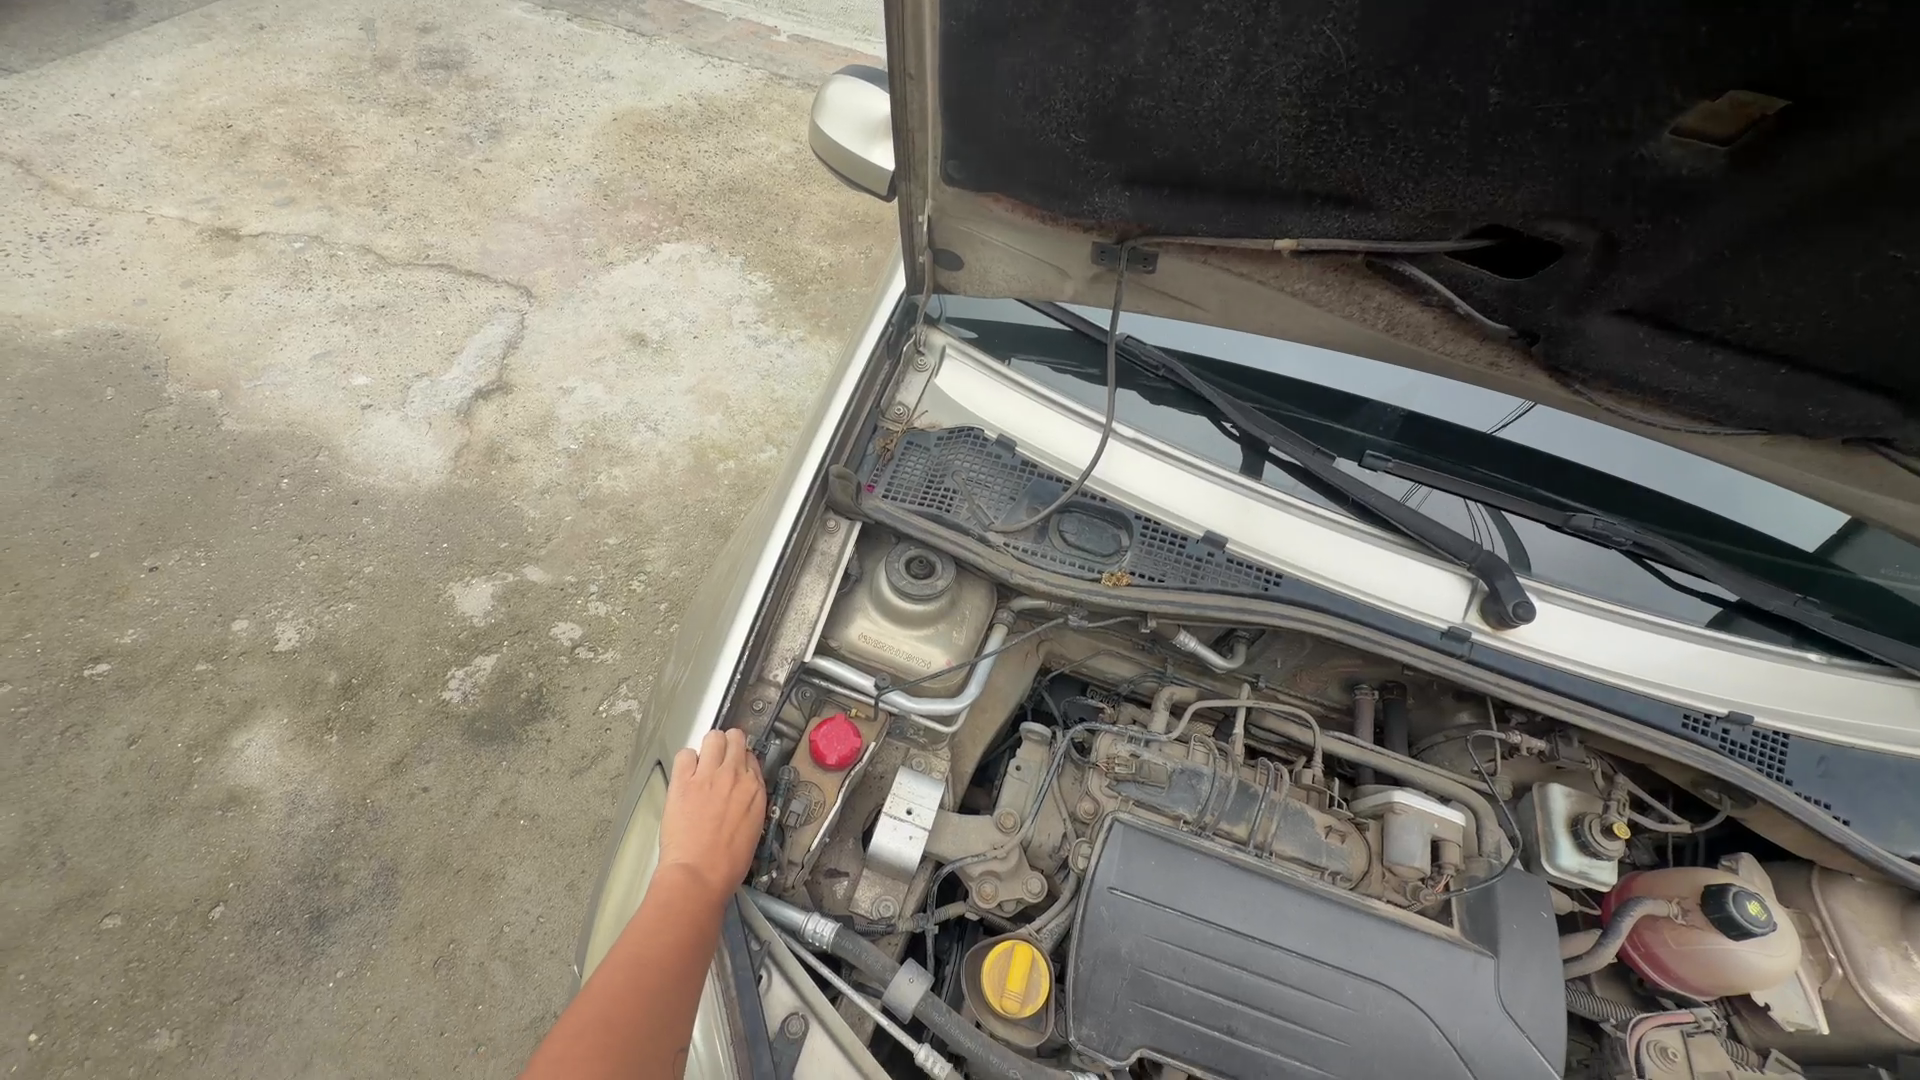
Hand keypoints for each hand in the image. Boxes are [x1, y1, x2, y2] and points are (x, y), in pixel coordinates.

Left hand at [657, 727, 767, 906]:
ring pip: (713, 738)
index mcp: (755, 789)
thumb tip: (740, 794)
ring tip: (702, 761)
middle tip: (719, 757)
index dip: (741, 761)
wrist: (699, 875)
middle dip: (727, 745)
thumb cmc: (727, 862)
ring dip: (709, 747)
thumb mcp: (753, 828)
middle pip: (734, 739)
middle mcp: (735, 775)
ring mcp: (708, 776)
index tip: (735, 767)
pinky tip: (685, 774)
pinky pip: (685, 754)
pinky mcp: (683, 782)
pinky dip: (686, 760)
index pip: (751, 758)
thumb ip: (749, 802)